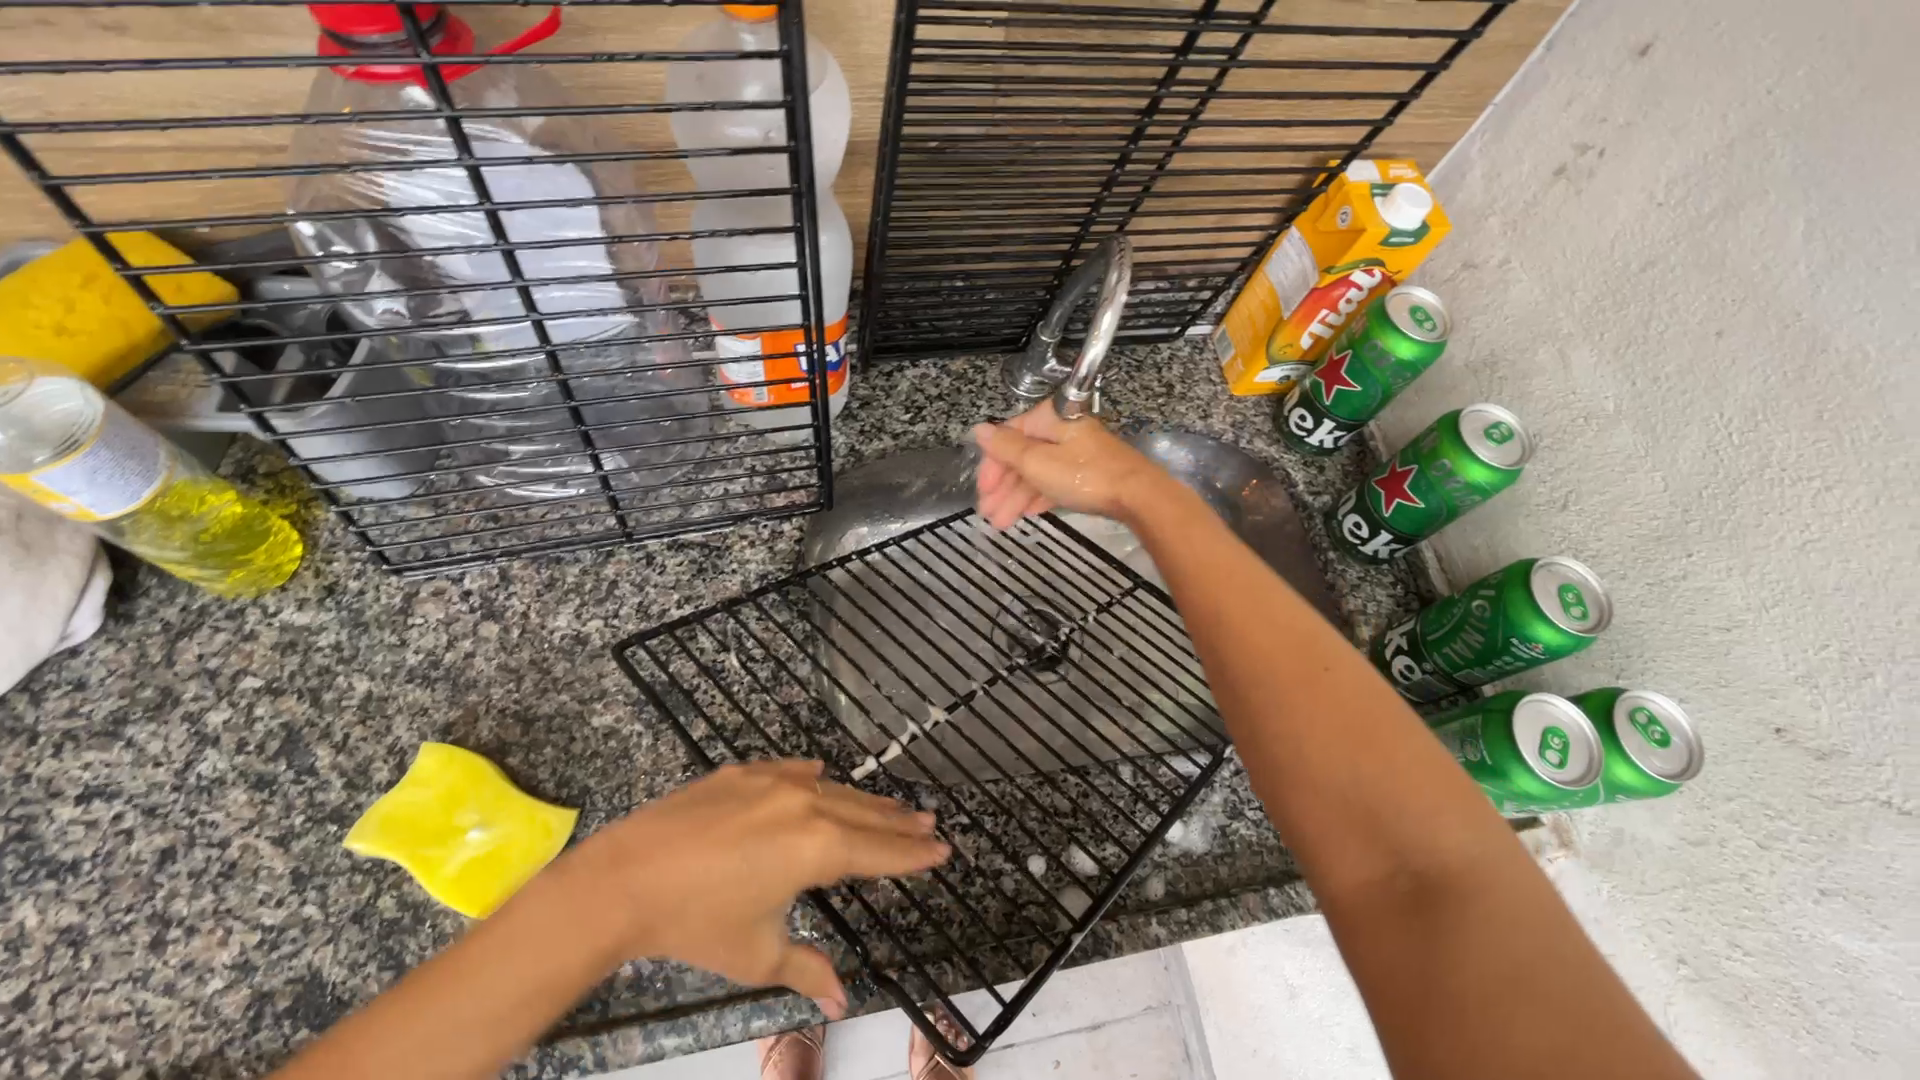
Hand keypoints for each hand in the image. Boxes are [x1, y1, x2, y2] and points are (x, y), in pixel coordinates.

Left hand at [575, 760, 947, 1018]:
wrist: (624, 880)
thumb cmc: (696, 923)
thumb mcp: (758, 955)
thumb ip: (807, 970)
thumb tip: (840, 1002)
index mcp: (818, 850)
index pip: (880, 852)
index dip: (913, 855)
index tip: (943, 849)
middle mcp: (806, 806)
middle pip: (865, 815)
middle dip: (899, 823)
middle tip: (930, 822)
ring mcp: (772, 783)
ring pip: (832, 790)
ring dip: (864, 800)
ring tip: (890, 804)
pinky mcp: (741, 773)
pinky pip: (791, 770)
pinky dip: (813, 778)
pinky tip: (822, 775)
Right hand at [971, 403, 1165, 527]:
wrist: (1137, 496)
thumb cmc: (1085, 476)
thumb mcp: (1037, 463)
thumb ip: (1005, 448)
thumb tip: (979, 429)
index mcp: (1050, 420)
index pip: (1009, 437)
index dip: (991, 465)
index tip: (982, 491)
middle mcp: (1062, 432)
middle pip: (1022, 457)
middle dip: (1002, 487)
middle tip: (988, 514)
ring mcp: (1076, 453)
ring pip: (1037, 473)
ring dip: (1016, 497)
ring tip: (1001, 523)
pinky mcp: (1087, 473)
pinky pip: (1054, 482)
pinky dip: (1038, 497)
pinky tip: (1025, 515)